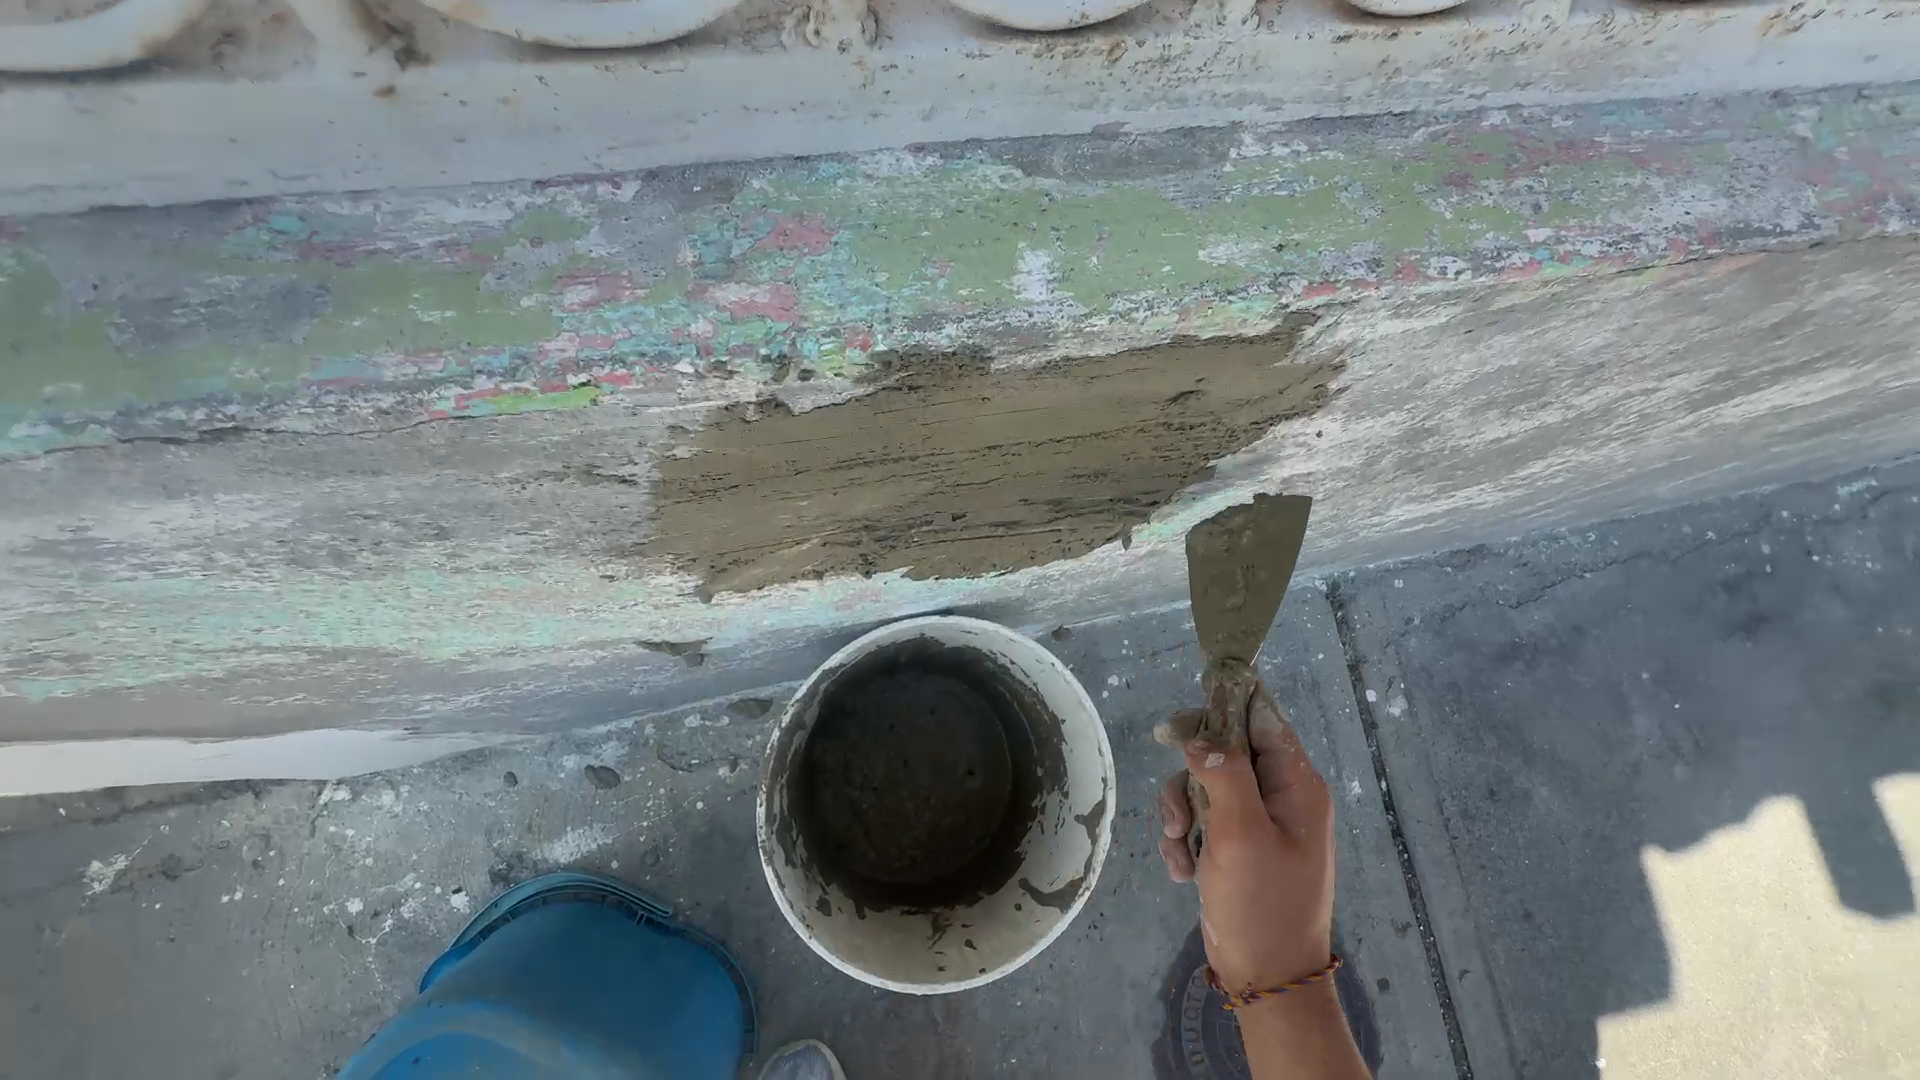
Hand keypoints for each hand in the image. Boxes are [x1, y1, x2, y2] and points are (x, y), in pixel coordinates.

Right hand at [1157, 678, 1335, 993]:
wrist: (1265, 976)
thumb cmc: (1261, 902)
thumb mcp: (1240, 832)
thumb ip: (1223, 773)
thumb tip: (1200, 735)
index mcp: (1295, 783)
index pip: (1262, 716)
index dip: (1225, 701)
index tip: (1186, 706)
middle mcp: (1279, 794)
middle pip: (1225, 746)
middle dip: (1192, 769)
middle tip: (1171, 780)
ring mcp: (1256, 819)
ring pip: (1204, 781)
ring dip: (1181, 809)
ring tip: (1177, 844)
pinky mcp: (1235, 843)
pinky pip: (1200, 816)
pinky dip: (1184, 837)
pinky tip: (1182, 869)